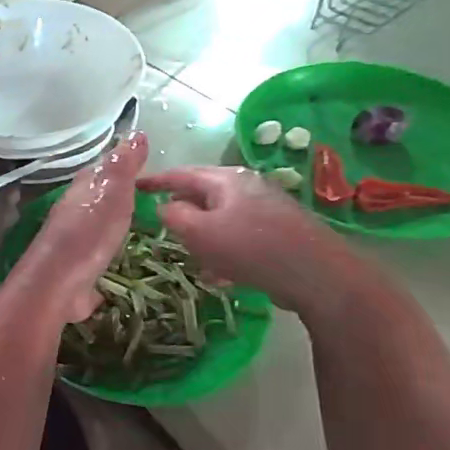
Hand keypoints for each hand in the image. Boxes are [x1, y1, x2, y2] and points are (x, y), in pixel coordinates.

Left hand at [17, 131, 148, 321]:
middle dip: (117, 197)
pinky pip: (95, 258)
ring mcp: (72, 244)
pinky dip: (106, 255)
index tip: (145, 166)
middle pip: (97, 199)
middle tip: (147, 198)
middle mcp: (73, 212)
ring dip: (112, 225)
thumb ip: (124, 165)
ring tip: (138, 228)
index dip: (121, 167)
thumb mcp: (113, 191)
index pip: (101, 170)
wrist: (59, 283)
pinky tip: (118, 261)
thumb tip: (137, 132)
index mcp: (82, 189)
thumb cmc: (88, 232)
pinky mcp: (76, 272)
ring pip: (95, 227)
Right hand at [137, 166, 370, 316]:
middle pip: (201, 194)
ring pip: (220, 217)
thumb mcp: (199, 232)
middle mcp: (246, 186)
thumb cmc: (251, 248)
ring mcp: (266, 207)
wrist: (317, 275)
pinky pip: (239, 234)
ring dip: (203, 236)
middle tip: (160, 227)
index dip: (153, 181)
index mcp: (225, 179)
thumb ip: (174, 216)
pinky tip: (222, 274)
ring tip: (193, 258)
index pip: (179, 174)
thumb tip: (164, 206)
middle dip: (180, 211)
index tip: (132, 187)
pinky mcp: (278, 231)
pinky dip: (223, 249)